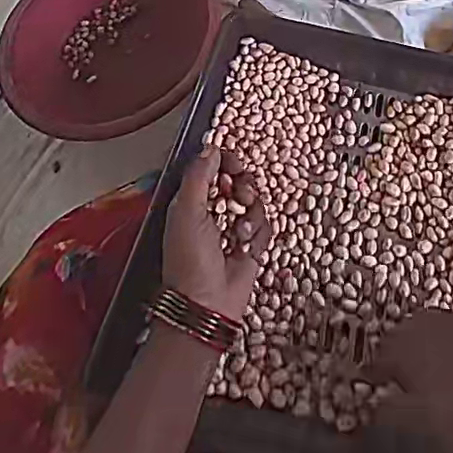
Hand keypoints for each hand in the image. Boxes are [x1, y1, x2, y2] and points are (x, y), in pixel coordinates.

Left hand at [163, 139, 270, 319]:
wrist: (206, 304)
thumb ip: (198, 176)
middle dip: (243, 187)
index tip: (234, 165)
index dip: (225, 162)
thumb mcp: (188, 210)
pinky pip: (265, 225)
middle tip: (240, 197)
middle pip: (239, 180)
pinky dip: (258, 235)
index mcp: (193, 199)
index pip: (213, 167)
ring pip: (255, 202)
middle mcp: (213, 210)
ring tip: (239, 232)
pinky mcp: (251, 245)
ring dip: (251, 214)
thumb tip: (210, 147)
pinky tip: (246, 247)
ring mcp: (233, 227)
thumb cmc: (189, 259)